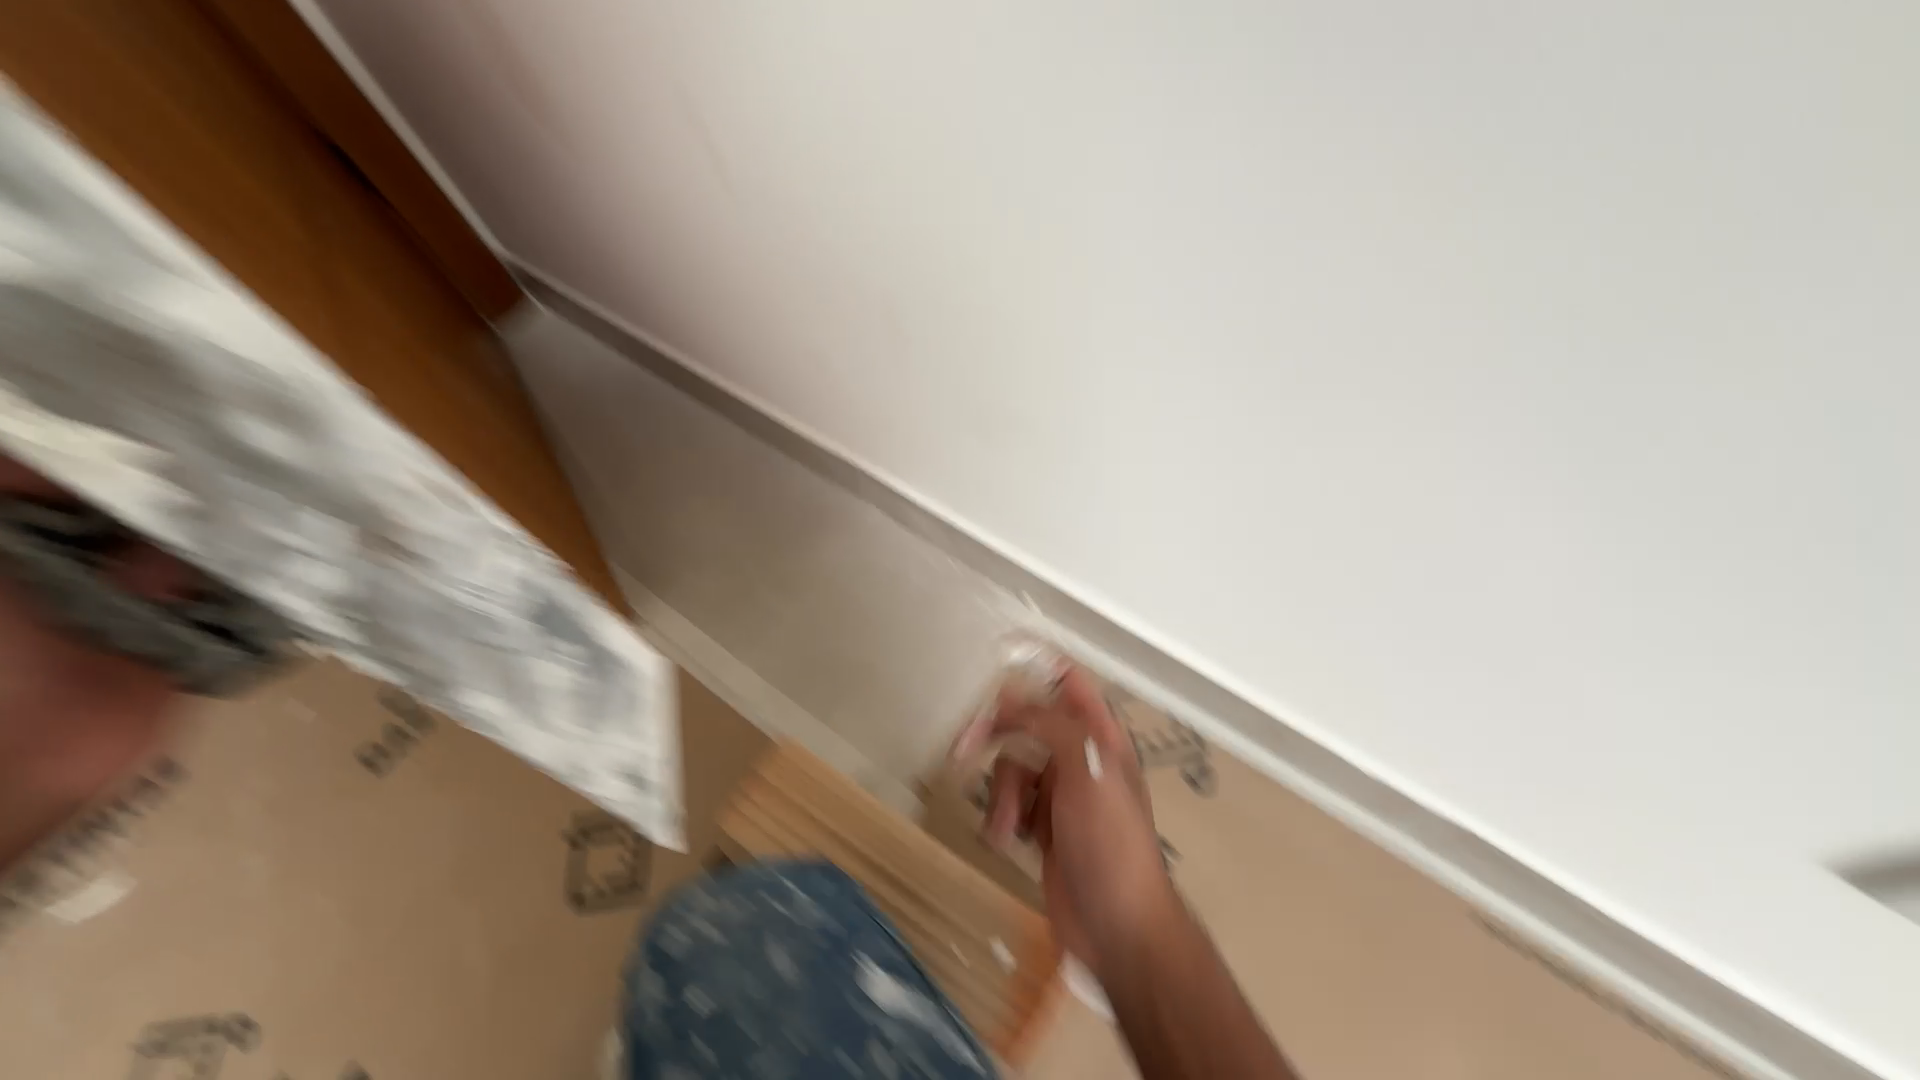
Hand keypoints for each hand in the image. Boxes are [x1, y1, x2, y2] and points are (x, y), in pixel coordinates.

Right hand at [963, 663, 1178, 976]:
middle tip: (965, 742)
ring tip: (1009, 825)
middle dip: (998, 733)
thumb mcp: (1087, 773)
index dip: (1037, 663)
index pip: (1069, 682)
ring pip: (1013, 766)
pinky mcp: (1043, 828)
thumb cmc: (1111, 844)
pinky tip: (1006, 840)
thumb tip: (1011, 695)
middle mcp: (1080, 758)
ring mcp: (1061, 794)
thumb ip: (1051, 726)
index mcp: (1101, 737)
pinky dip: (1002, 818)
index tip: (995, 650)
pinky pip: (1010, 804)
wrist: (1118, 928)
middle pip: (1029, 722)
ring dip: (1003, 792)